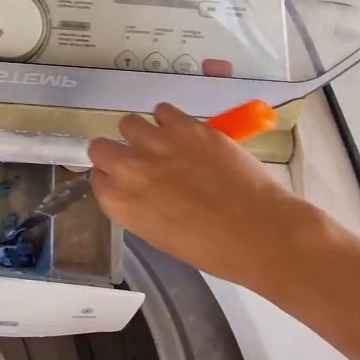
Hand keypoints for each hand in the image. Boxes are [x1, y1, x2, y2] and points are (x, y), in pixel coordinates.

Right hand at [89, 103, 327, 291]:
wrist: (261, 233)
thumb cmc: (212, 249)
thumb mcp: (159, 235)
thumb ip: (138, 206)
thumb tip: (140, 189)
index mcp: (119, 202)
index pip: (98, 178)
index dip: (114, 179)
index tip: (130, 183)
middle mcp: (128, 168)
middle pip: (100, 146)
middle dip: (119, 154)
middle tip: (143, 164)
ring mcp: (156, 143)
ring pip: (128, 123)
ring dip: (142, 135)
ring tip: (166, 146)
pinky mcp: (185, 126)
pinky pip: (162, 110)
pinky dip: (170, 121)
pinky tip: (187, 137)